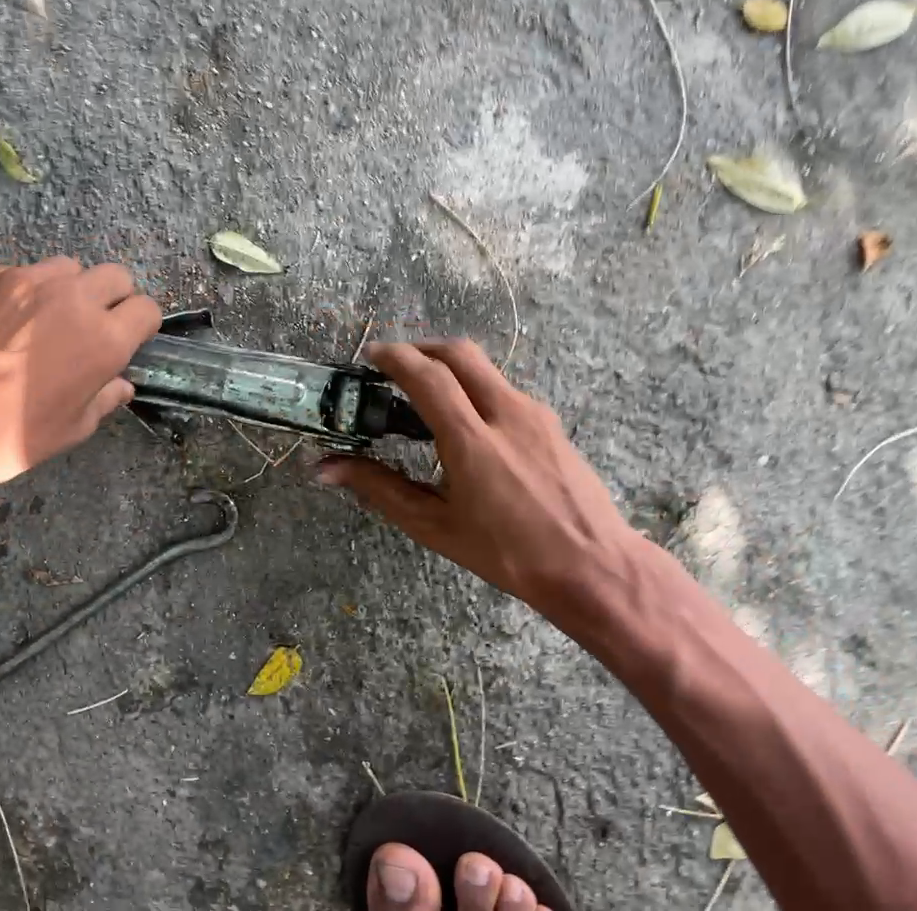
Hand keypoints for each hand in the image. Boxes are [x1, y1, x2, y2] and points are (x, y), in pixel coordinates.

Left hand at [0, 259, 161, 488]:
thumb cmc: (5, 439)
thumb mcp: (69, 431)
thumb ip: (103, 399)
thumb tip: (120, 383)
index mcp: (102, 339)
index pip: (146, 309)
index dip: (138, 325)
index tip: (124, 338)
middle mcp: (70, 298)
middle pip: (113, 275)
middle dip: (110, 297)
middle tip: (86, 325)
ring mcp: (22, 279)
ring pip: (63, 268)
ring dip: (63, 289)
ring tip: (37, 319)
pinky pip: (12, 273)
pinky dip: (13, 293)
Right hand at [318, 340, 634, 604]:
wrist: (593, 567)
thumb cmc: (507, 553)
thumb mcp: (433, 526)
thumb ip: (378, 487)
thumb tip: (323, 469)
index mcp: (472, 439)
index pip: (427, 376)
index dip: (394, 357)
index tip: (370, 357)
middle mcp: (507, 413)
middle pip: (459, 352)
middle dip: (421, 348)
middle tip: (394, 365)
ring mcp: (535, 414)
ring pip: (485, 368)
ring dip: (449, 368)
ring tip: (425, 396)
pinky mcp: (551, 424)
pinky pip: (504, 390)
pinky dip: (475, 389)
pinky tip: (466, 424)